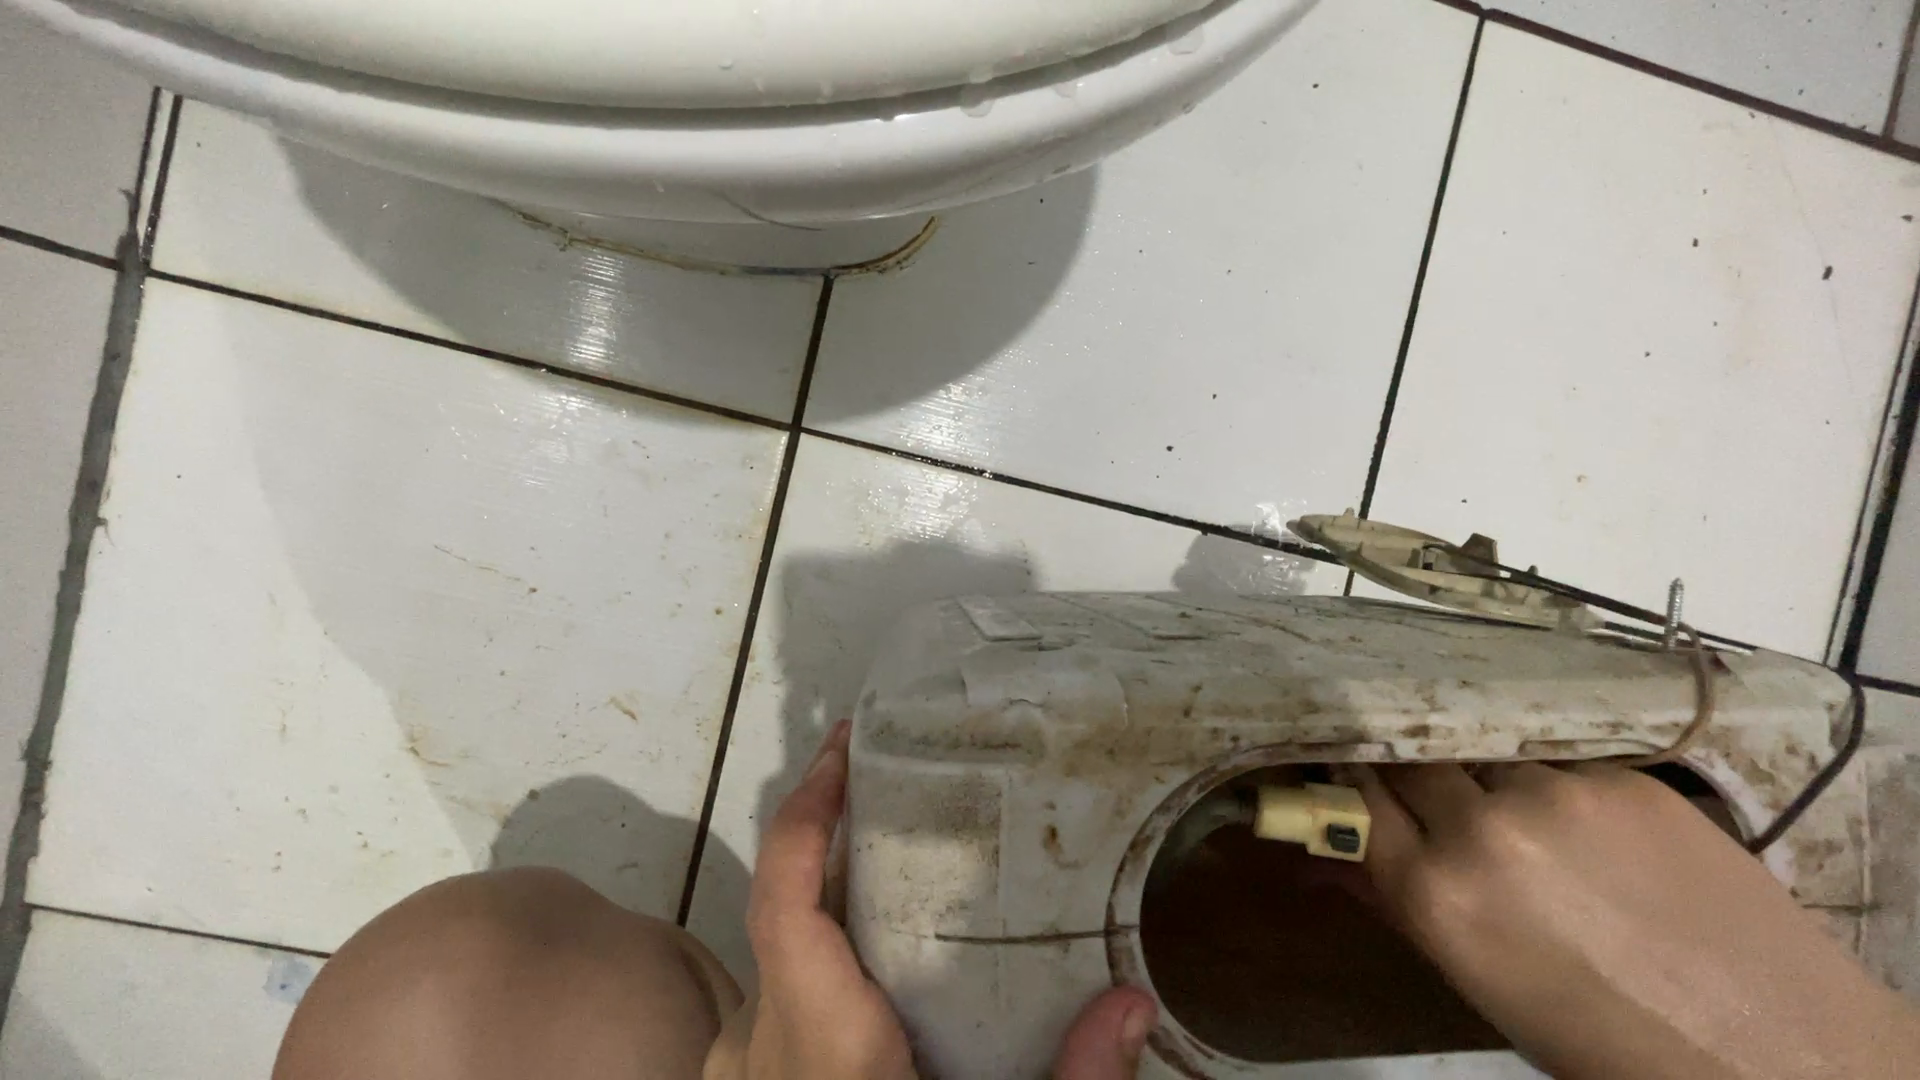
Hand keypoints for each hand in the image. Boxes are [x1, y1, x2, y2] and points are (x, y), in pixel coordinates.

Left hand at [705, 720, 1155, 1079]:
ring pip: (783, 940)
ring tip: (903, 847)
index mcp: (818, 1036)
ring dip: (833, 886)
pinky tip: (883, 947)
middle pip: (786, 897)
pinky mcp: (748, 1071)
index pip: (783, 889)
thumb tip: (1135, 1003)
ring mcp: (743, 1053)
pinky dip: (826, 942)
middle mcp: (762, 1031)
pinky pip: (782, 980)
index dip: (807, 808)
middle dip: (838, 829)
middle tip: (904, 778)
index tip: (849, 745)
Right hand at [1356, 762, 1919, 1079]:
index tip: (1350, 778)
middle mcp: (1481, 828)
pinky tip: (1595, 834)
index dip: (1349, 783)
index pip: (1354, 797)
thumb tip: (1320, 856)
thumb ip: (1394, 901)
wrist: (1777, 1054)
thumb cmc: (1594, 1032)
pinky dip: (1560, 793)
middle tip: (1435, 798)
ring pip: (1486, 759)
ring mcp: (1557, 794)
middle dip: (1412, 776)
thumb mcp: (1475, 978)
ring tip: (1533, 827)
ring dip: (1488, 784)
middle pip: (1410, 761)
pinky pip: (1559, 766)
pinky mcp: (1624, 778)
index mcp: (1434, 891)